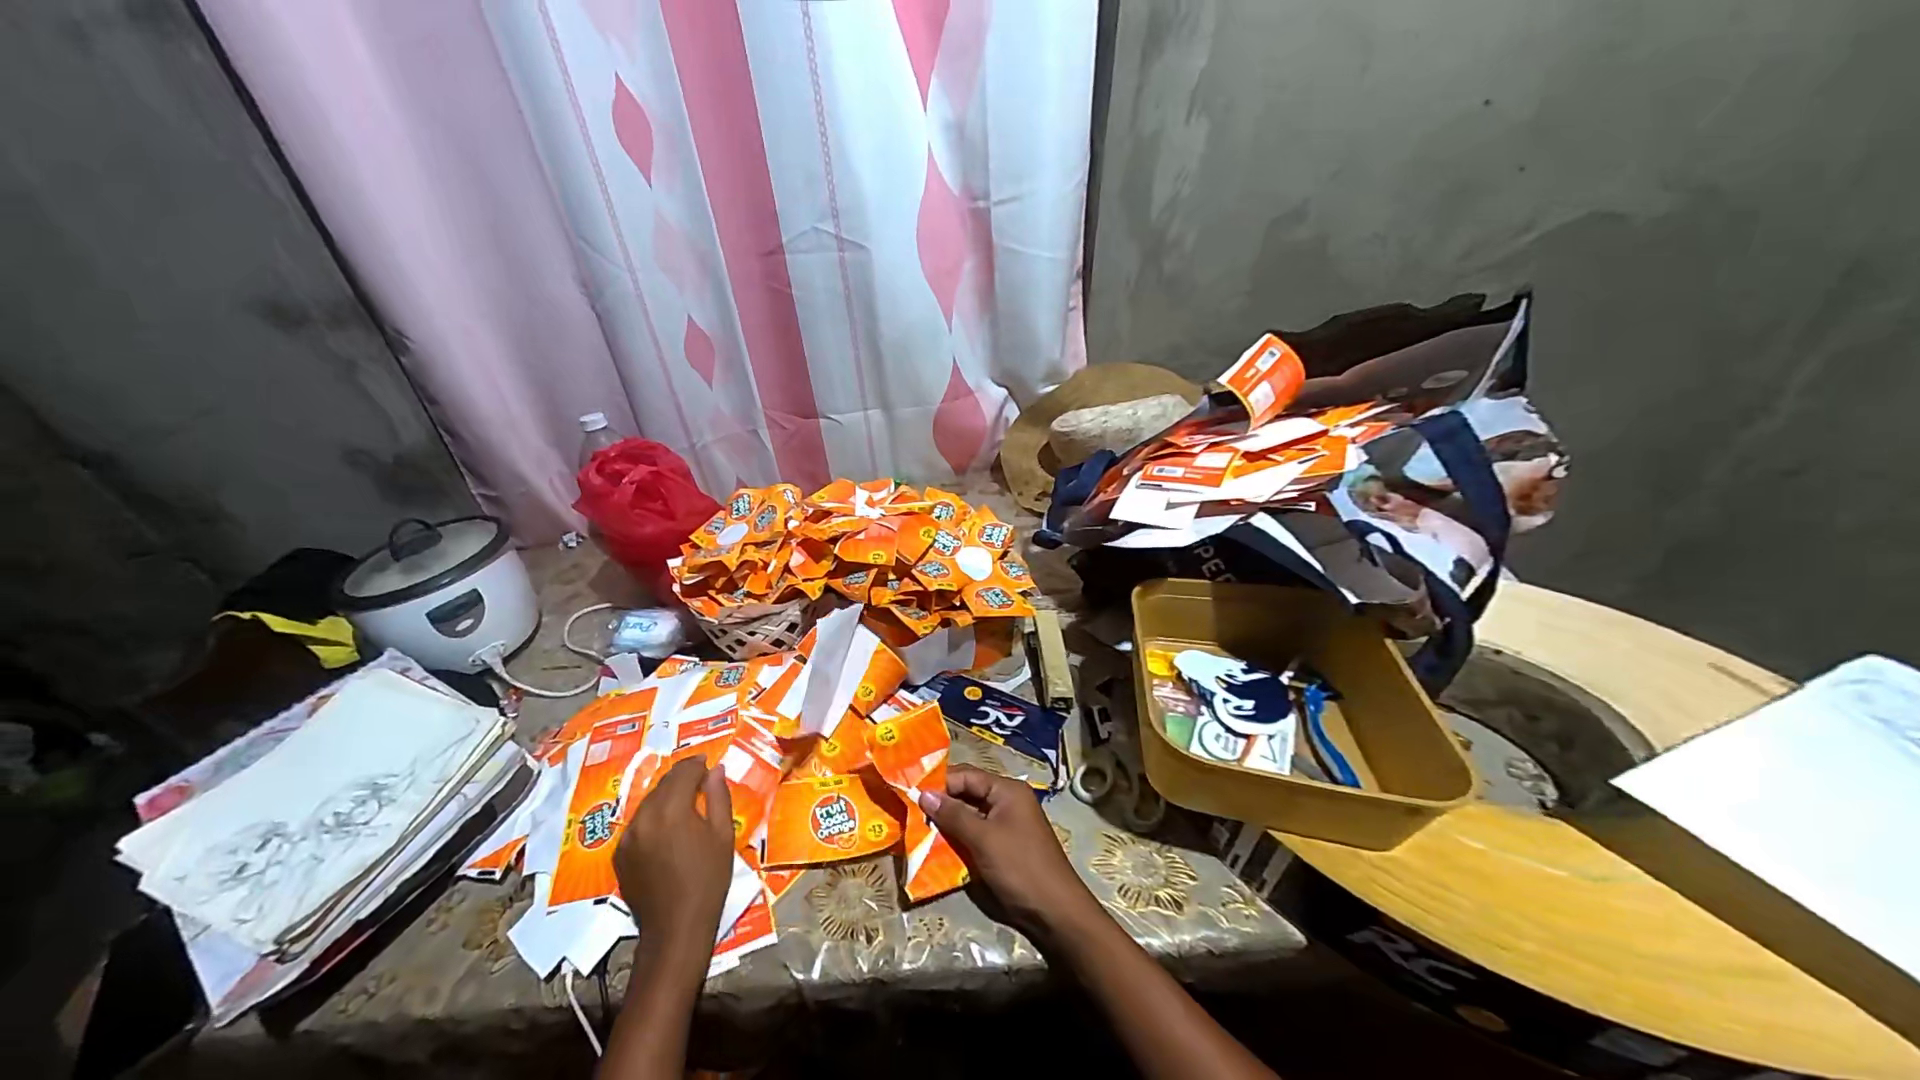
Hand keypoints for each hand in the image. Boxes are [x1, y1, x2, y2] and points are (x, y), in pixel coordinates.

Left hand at [614, 759, 733, 945]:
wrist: (676, 928)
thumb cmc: (708, 880)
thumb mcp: (723, 834)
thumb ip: (718, 796)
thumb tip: (716, 770)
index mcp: (671, 810)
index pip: (682, 773)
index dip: (697, 764)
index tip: (708, 764)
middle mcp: (643, 818)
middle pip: (662, 785)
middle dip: (681, 778)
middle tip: (700, 778)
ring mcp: (627, 838)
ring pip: (648, 803)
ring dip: (666, 796)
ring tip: (685, 802)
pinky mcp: (620, 855)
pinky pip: (638, 824)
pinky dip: (653, 818)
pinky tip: (668, 828)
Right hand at [919, 765, 1101, 940]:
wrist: (1054, 912)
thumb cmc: (1020, 867)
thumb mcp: (983, 838)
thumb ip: (953, 814)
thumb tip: (923, 793)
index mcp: (1007, 790)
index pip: (966, 775)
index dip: (939, 783)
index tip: (910, 793)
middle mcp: (1006, 802)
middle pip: (966, 795)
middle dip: (940, 805)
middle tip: (909, 814)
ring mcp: (1005, 826)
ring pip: (968, 817)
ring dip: (946, 825)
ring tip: (916, 831)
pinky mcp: (1001, 848)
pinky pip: (974, 836)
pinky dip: (957, 841)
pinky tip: (935, 849)